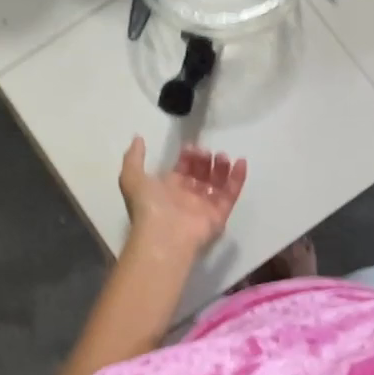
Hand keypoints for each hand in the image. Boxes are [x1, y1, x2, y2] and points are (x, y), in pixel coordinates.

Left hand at [119, 138, 247, 257]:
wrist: (163, 236)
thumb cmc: (149, 206)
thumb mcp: (132, 178)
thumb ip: (134, 157)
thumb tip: (138, 138)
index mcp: (168, 189)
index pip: (182, 169)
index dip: (188, 157)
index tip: (192, 147)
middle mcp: (187, 198)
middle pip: (201, 175)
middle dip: (205, 161)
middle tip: (207, 153)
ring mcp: (204, 207)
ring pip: (218, 183)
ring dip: (221, 167)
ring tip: (222, 157)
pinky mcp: (219, 215)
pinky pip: (231, 194)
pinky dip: (237, 178)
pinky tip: (241, 162)